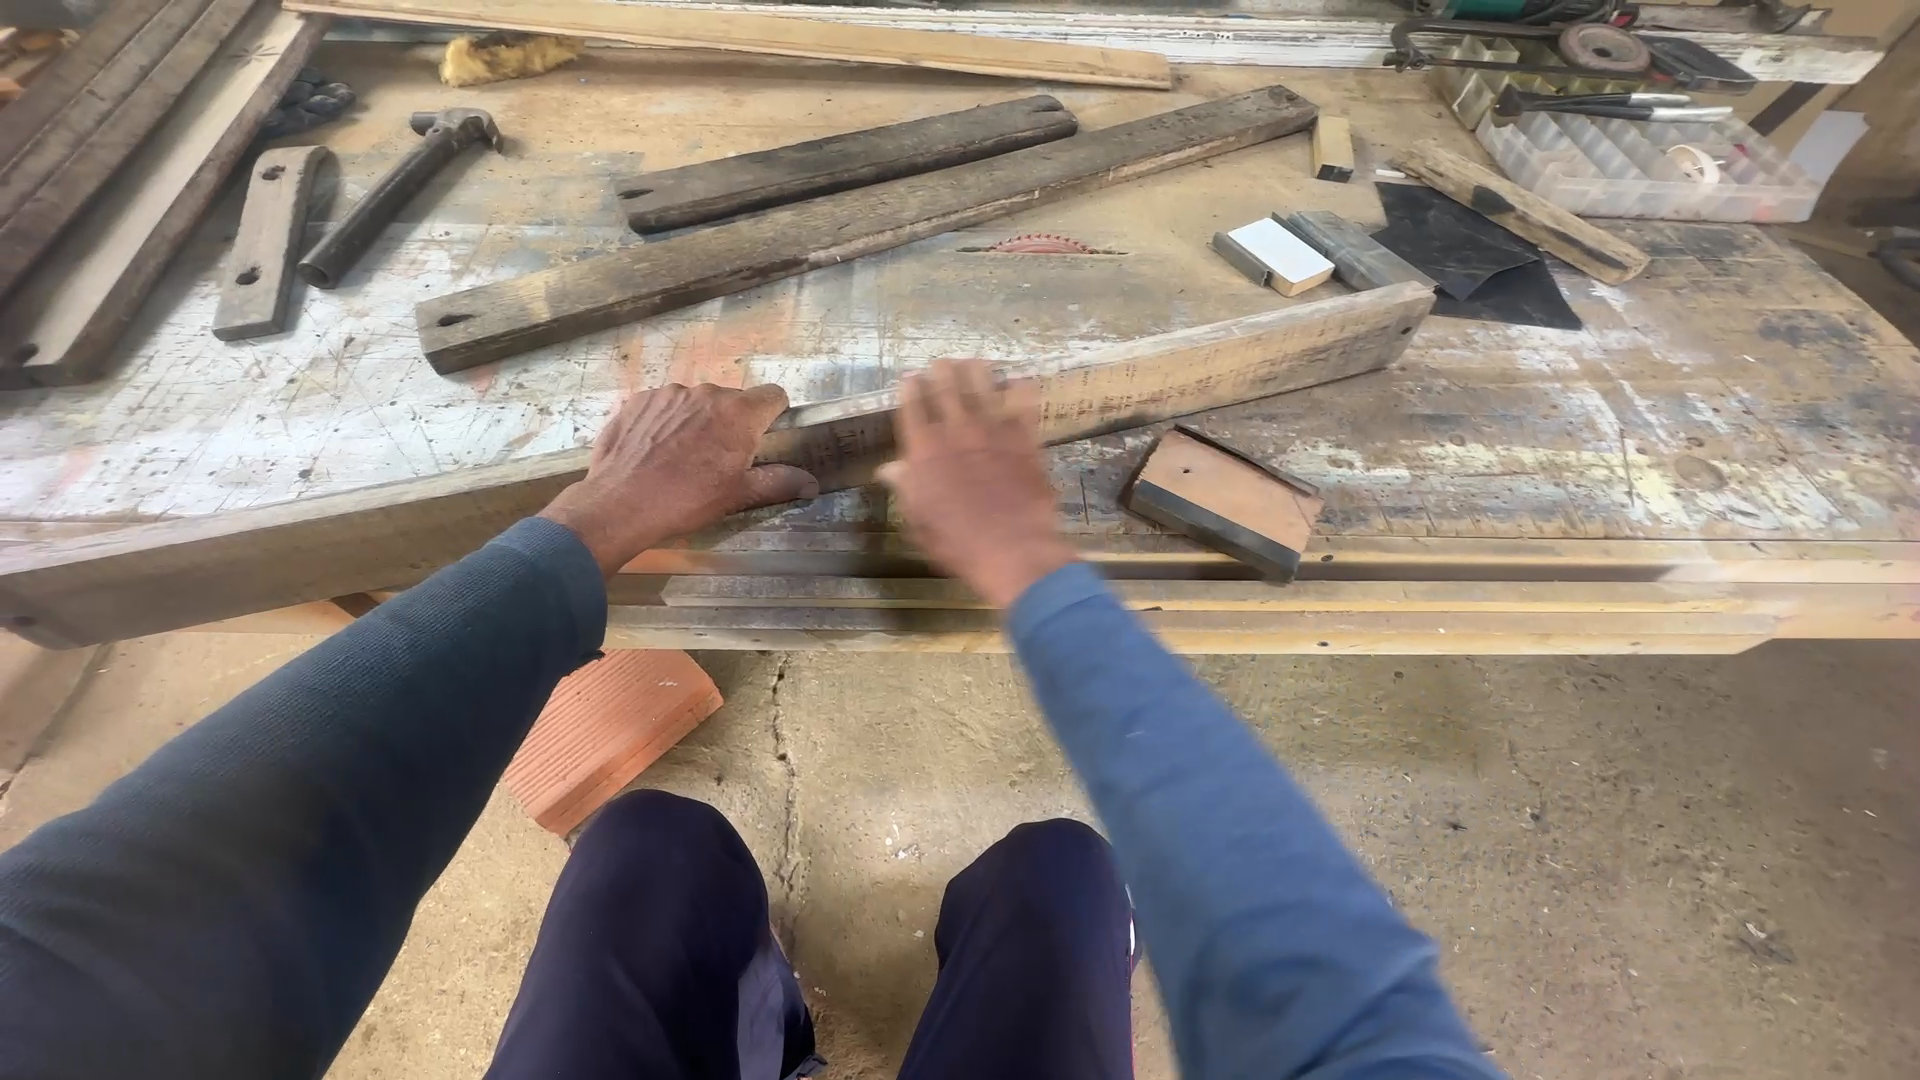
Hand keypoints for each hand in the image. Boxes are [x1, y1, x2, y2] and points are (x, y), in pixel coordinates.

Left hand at [540, 383, 818, 576]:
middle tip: (721, 457)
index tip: (764, 436)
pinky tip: (656, 450)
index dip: (774, 414)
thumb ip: (779, 482)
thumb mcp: (739, 494)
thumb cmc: (688, 499)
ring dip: (698, 420)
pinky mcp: (638, 400)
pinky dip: (667, 421)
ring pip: (697, 401)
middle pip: (733, 399)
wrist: (621, 503)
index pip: (773, 395)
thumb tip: (813, 484)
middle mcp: (706, 393)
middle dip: (733, 422)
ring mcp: (668, 393)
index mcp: (738, 413)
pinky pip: (664, 405)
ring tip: (683, 455)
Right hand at [877, 358, 1076, 609]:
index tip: (910, 378)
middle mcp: (957, 430)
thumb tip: (889, 469)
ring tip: (975, 362)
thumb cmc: (956, 542)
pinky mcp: (1026, 438)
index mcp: (925, 449)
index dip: (910, 387)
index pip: (913, 405)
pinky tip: (1020, 380)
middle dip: (942, 370)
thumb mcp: (919, 520)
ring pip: (984, 384)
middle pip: (947, 386)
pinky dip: (1021, 389)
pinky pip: (1025, 403)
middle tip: (942, 363)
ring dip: (977, 369)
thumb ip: (906, 488)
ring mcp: (994, 430)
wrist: (1012, 548)